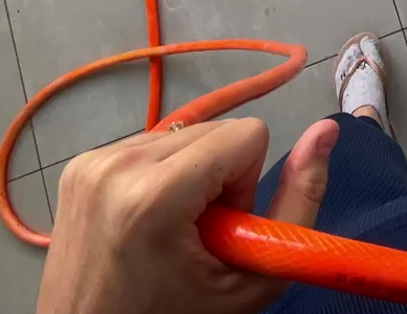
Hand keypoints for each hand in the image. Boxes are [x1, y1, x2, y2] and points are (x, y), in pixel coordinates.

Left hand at [37, 116, 339, 313]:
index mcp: (153, 195)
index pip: (248, 134)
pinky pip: (158, 142)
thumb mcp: (255, 276)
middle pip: (219, 130)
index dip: (247, 184)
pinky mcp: (80, 165)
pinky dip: (166, 174)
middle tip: (195, 235)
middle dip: (221, 177)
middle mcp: (116, 165)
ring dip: (194, 175)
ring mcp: (92, 163)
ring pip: (192, 133)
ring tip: (169, 230)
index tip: (219, 230)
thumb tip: (326, 128)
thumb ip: (300, 200)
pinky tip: (146, 220)